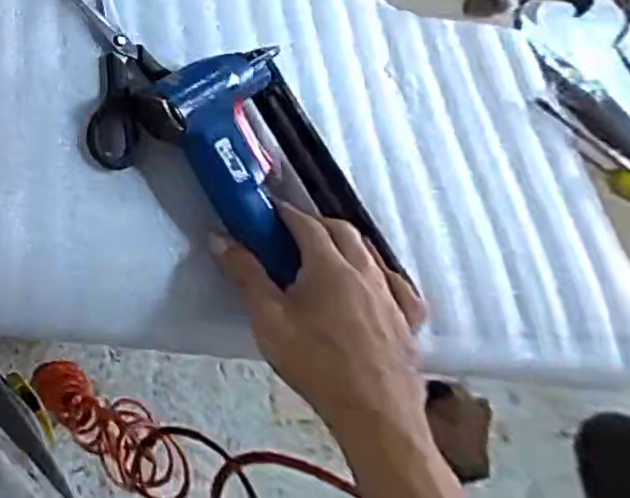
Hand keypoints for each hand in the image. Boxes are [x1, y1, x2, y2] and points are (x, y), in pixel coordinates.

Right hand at [211, 206, 427, 436]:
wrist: (376, 420)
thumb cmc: (318, 367)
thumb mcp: (268, 319)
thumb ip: (245, 274)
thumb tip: (220, 240)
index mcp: (330, 266)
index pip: (305, 222)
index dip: (284, 212)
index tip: (266, 210)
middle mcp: (365, 274)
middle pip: (342, 230)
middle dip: (315, 222)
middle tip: (289, 232)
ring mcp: (392, 299)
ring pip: (371, 253)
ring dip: (346, 243)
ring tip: (324, 253)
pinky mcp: (409, 325)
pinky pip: (399, 286)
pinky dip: (381, 274)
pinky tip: (374, 282)